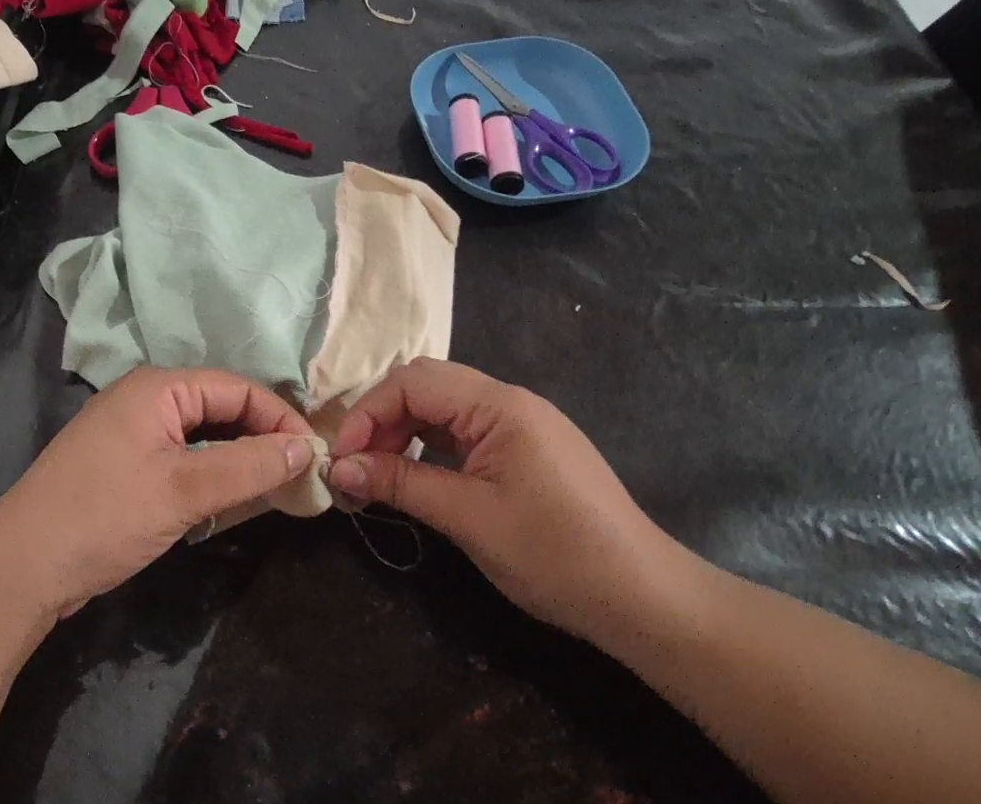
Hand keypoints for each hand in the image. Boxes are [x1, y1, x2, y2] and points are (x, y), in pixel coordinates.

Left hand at [0, 368, 316, 618]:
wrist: (20, 569)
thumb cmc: (103, 517)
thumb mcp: (183, 491)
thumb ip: (249, 467)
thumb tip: (305, 448)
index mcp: (158, 388)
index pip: (238, 388)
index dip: (281, 420)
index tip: (315, 459)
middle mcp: (145, 400)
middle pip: (222, 408)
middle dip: (263, 440)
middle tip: (301, 477)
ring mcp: (132, 433)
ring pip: (204, 436)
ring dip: (239, 461)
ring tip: (275, 491)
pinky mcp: (125, 466)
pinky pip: (183, 459)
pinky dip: (212, 476)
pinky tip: (231, 501)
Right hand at [327, 359, 693, 640]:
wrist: (642, 597)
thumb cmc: (554, 553)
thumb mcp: (468, 518)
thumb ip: (400, 484)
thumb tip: (338, 468)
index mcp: (500, 405)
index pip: (413, 382)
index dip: (367, 414)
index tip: (341, 460)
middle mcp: (510, 401)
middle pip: (426, 386)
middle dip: (381, 420)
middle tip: (355, 468)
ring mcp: (522, 425)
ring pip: (444, 409)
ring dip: (403, 434)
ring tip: (377, 477)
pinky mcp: (527, 450)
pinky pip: (465, 432)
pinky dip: (430, 448)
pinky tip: (416, 478)